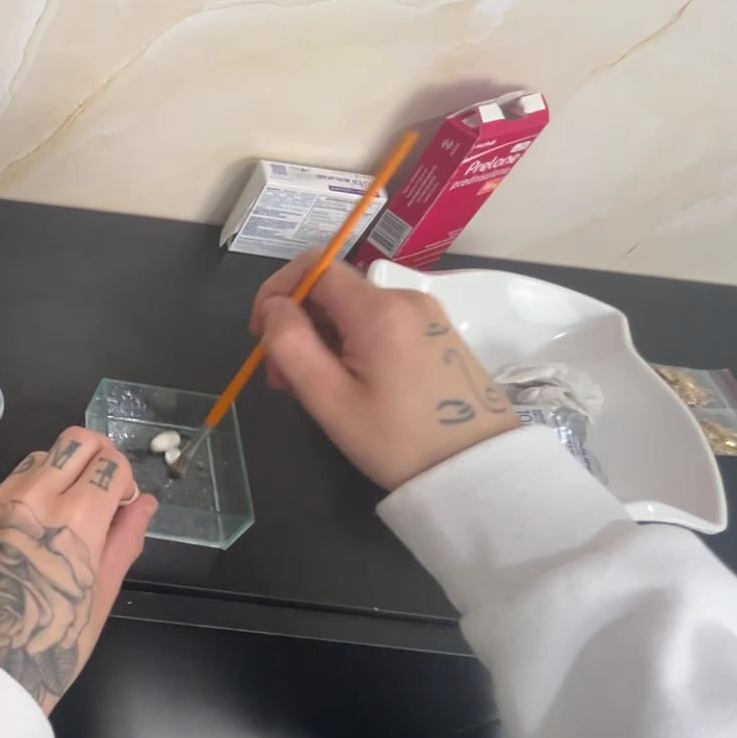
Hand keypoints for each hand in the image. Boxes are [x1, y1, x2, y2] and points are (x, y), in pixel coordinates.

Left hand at [0, 428, 158, 713]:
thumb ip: (126, 537)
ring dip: (62, 470)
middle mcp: (34, 496)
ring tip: (65, 510)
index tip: (122, 500)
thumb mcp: (103, 591)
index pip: (110, 462)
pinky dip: (30, 489)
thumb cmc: (56, 639)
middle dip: (98, 454)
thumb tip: (145, 502)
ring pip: (41, 455)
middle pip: (76, 440)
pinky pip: (10, 481)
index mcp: (75, 518)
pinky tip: (34, 526)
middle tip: (100, 486)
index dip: (124, 477)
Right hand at [250, 254, 520, 489]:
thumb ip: (289, 342)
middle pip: (329, 290)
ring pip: (349, 309)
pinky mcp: (435, 333)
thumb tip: (274, 306)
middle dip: (295, 324)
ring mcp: (425, 315)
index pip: (313, 266)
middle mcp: (405, 299)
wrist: (476, 472)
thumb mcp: (326, 396)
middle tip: (281, 377)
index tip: (260, 332)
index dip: (276, 290)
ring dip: (318, 338)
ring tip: (311, 386)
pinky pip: (374, 323)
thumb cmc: (395, 438)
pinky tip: (344, 382)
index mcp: (378, 309)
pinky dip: (347, 343)